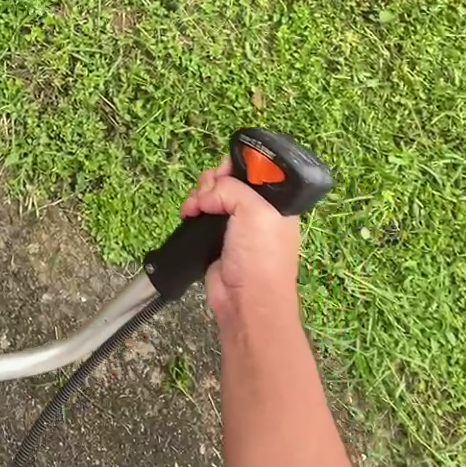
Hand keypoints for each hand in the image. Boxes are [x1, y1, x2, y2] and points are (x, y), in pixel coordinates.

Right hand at [181, 159, 301, 326]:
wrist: (246, 299)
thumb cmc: (259, 255)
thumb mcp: (254, 210)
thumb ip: (230, 189)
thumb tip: (205, 196)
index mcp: (276, 204)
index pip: (255, 172)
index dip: (236, 167)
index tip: (222, 172)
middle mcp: (257, 212)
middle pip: (228, 180)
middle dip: (212, 181)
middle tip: (208, 194)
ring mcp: (235, 225)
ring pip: (211, 193)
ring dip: (199, 195)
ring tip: (195, 207)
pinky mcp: (216, 235)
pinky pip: (201, 210)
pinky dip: (192, 207)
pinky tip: (189, 213)